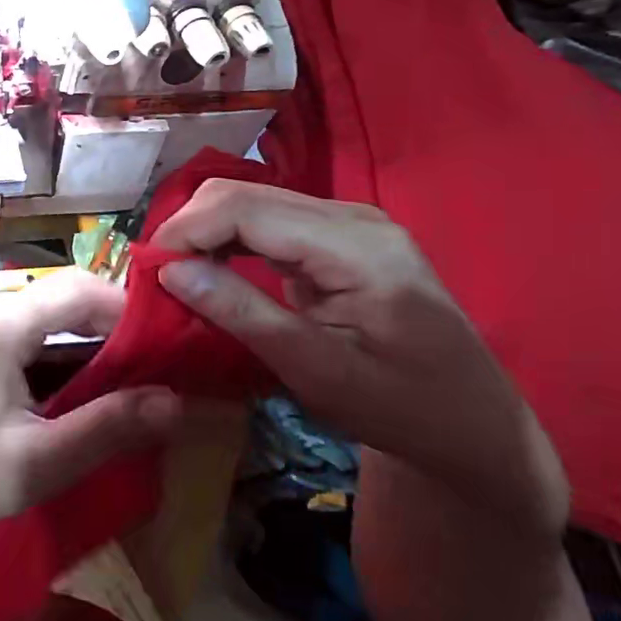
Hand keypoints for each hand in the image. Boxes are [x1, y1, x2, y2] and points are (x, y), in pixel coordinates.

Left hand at [0, 271, 182, 535]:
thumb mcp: (41, 460)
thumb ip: (106, 428)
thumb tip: (174, 400)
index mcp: (6, 329)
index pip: (78, 290)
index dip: (127, 307)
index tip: (169, 341)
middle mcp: (0, 314)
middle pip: (71, 289)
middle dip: (119, 314)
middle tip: (162, 352)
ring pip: (60, 304)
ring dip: (102, 325)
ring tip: (143, 361)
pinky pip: (48, 324)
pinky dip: (81, 337)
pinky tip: (104, 370)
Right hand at [153, 180, 566, 536]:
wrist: (472, 426)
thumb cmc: (402, 409)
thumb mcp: (316, 371)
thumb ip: (242, 313)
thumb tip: (169, 270)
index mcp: (355, 246)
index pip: (244, 209)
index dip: (186, 230)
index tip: (148, 273)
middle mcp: (350, 216)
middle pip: (242, 194)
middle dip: (189, 229)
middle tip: (157, 278)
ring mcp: (347, 222)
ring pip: (249, 202)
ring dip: (204, 233)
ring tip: (176, 276)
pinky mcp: (338, 237)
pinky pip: (266, 221)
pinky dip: (228, 241)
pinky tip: (212, 270)